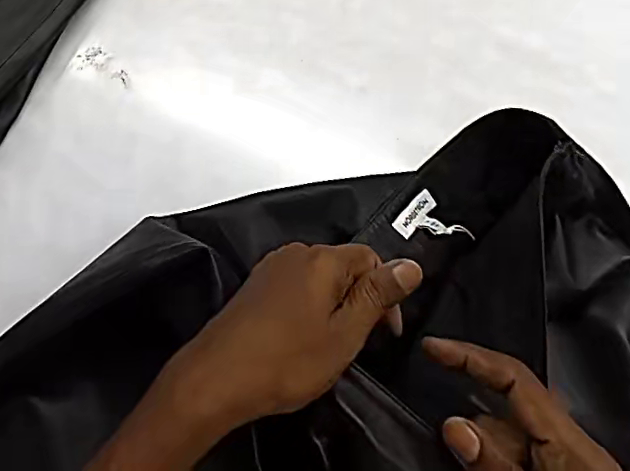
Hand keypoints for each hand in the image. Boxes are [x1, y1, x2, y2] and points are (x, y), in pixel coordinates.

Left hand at [85, 244, 421, 470]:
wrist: (221, 375)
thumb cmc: (279, 360)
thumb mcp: (345, 334)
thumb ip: (378, 296)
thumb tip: (408, 267)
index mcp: (322, 260)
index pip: (371, 257)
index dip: (387, 292)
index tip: (387, 325)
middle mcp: (296, 254)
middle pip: (345, 266)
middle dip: (359, 300)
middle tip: (357, 341)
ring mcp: (275, 267)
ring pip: (320, 278)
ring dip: (333, 306)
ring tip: (327, 346)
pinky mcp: (259, 283)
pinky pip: (297, 287)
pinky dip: (308, 309)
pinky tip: (301, 341)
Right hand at [423, 337, 621, 470]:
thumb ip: (496, 467)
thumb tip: (456, 427)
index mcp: (572, 446)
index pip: (513, 377)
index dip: (469, 356)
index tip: (433, 348)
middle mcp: (575, 451)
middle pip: (509, 416)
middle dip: (474, 428)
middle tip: (446, 447)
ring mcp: (573, 468)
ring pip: (514, 444)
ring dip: (487, 455)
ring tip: (467, 465)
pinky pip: (527, 462)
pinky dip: (503, 467)